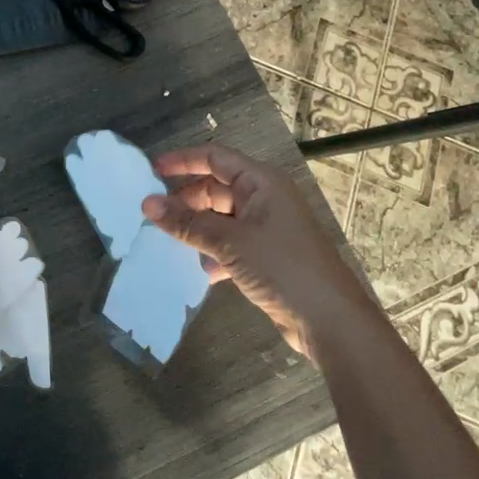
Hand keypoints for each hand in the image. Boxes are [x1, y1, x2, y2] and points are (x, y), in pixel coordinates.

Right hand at [141, 145, 372, 359]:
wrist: (332, 321)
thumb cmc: (282, 267)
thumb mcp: (228, 242)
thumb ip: (186, 223)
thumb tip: (147, 204)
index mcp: (262, 183)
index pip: (215, 157)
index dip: (182, 161)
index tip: (152, 172)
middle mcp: (266, 199)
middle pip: (216, 187)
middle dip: (187, 200)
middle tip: (157, 216)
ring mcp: (269, 228)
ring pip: (222, 217)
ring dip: (199, 228)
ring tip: (175, 243)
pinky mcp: (270, 255)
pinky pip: (232, 242)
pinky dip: (215, 252)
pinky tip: (206, 271)